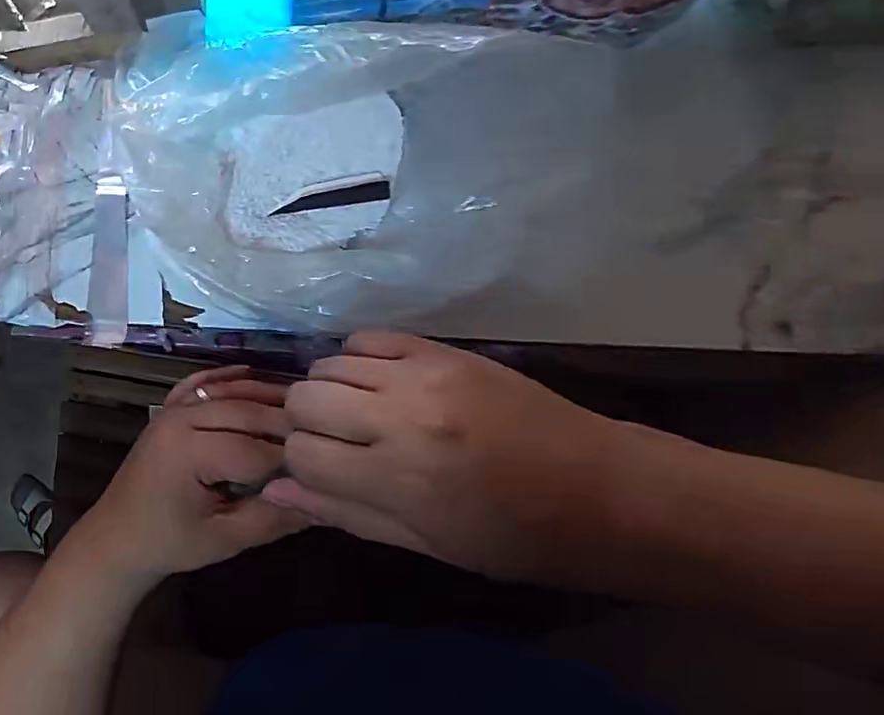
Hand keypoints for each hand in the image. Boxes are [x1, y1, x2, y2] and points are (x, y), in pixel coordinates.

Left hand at [64, 367, 306, 585]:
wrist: (118, 535)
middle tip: (324, 427)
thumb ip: (272, 518)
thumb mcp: (224, 538)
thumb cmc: (169, 541)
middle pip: (242, 411)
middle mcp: (179, 420)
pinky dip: (223, 377)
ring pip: (222, 391)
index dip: (292, 456)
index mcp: (190, 451)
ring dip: (260, 392)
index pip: (254, 447)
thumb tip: (322, 504)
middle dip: (283, 418)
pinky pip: (197, 384)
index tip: (327, 462)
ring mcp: (169, 411)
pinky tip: (248, 373)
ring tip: (300, 399)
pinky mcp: (165, 410)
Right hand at [266, 333, 638, 583]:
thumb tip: (273, 490)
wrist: (610, 491)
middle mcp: (401, 419)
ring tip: (362, 410)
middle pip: (302, 399)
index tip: (324, 468)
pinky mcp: (439, 350)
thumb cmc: (520, 538)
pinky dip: (357, 360)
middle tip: (339, 437)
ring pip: (326, 365)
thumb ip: (345, 514)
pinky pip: (364, 338)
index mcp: (400, 481)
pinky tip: (379, 383)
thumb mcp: (430, 544)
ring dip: (331, 390)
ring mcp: (420, 376)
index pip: (301, 452)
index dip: (302, 462)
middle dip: (307, 421)